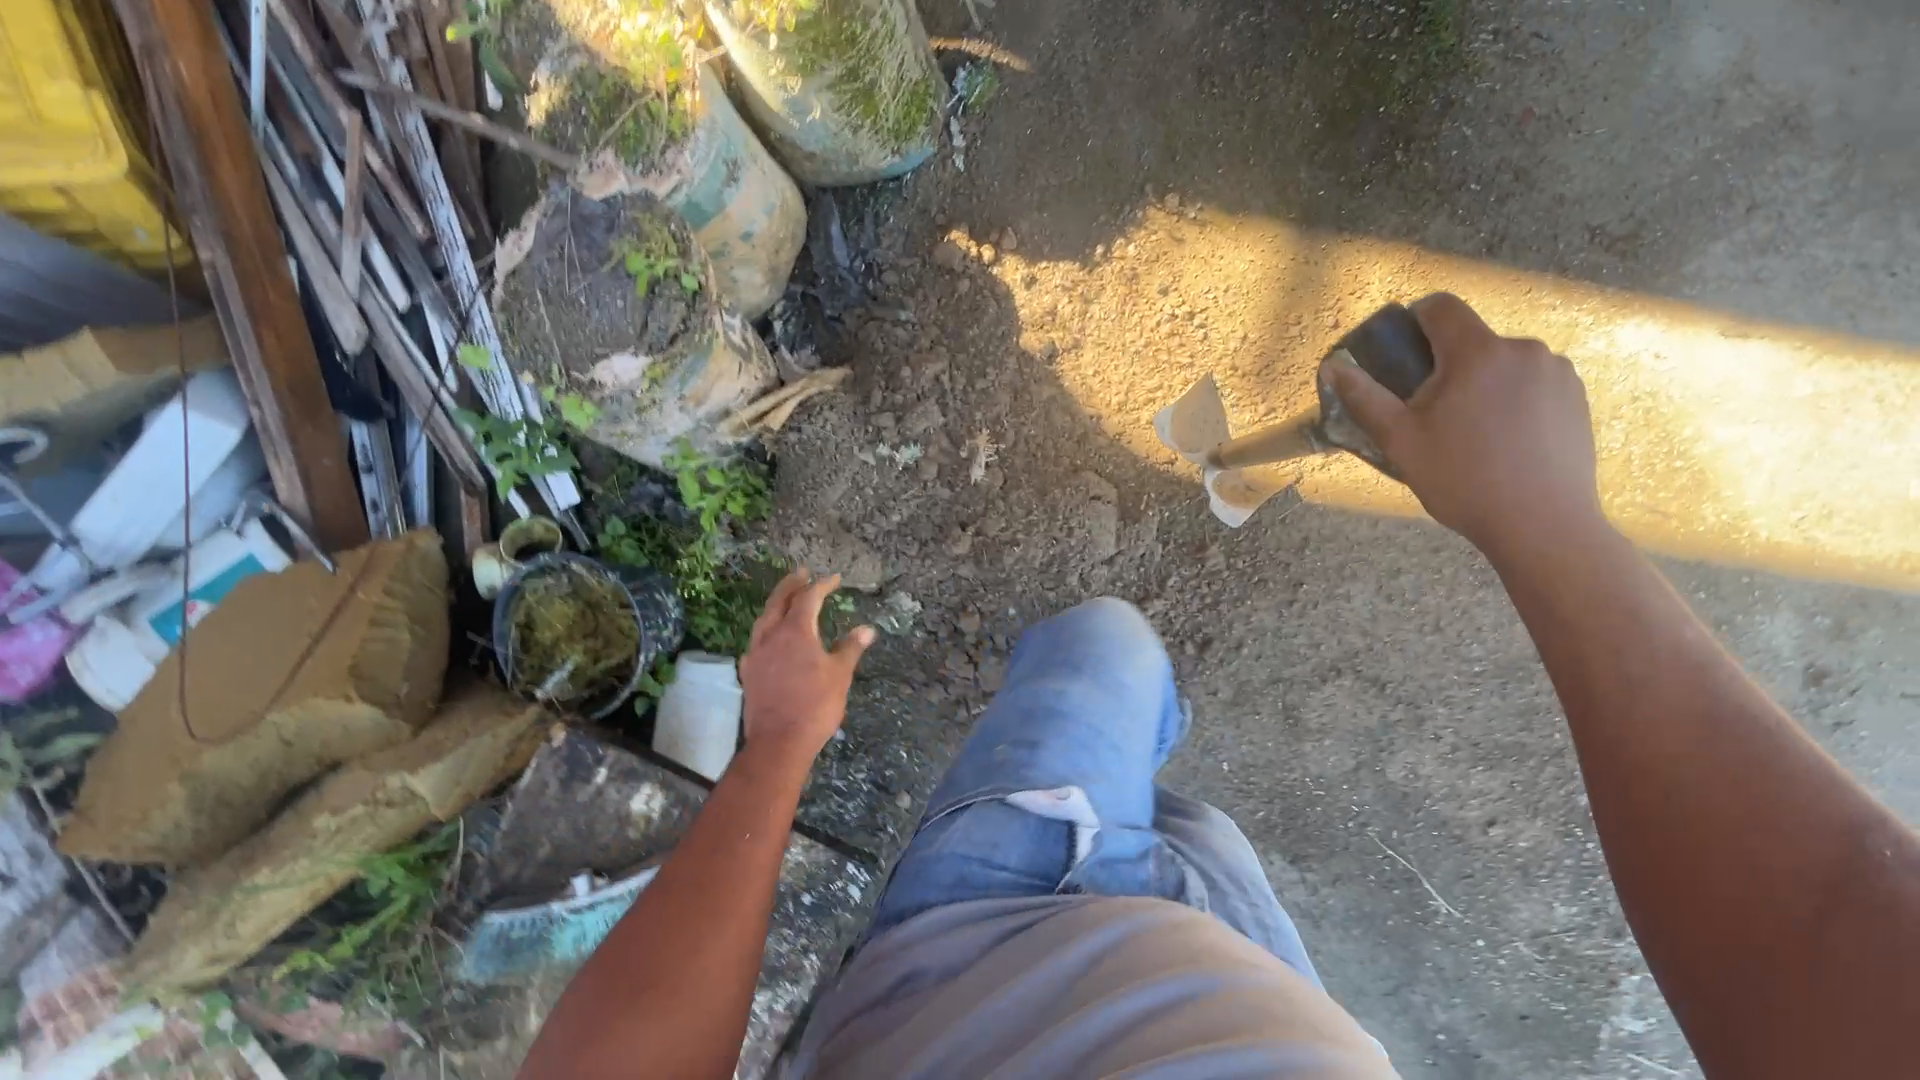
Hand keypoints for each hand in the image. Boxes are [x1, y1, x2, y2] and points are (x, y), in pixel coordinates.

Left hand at [738, 569, 874, 765]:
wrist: (778, 742)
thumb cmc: (815, 705)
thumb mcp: (840, 675)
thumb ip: (850, 648)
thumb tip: (866, 629)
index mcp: (795, 631)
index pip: (808, 598)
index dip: (822, 585)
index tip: (834, 579)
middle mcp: (770, 635)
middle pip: (779, 601)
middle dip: (792, 584)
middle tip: (803, 573)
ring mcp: (755, 653)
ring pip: (764, 618)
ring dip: (776, 604)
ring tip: (787, 599)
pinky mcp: (748, 671)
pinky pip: (757, 640)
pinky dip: (767, 628)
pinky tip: (772, 637)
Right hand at [1321, 293, 1607, 558]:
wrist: (1541, 524)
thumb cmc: (1462, 480)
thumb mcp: (1400, 441)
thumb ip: (1364, 397)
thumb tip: (1331, 367)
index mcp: (1477, 353)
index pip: (1442, 306)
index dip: (1416, 320)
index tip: (1403, 354)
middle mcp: (1523, 349)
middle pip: (1473, 339)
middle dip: (1448, 364)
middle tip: (1433, 413)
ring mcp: (1557, 372)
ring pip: (1504, 363)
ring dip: (1482, 383)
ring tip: (1472, 433)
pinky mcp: (1577, 397)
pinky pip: (1533, 383)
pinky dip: (1513, 400)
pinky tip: (1506, 441)